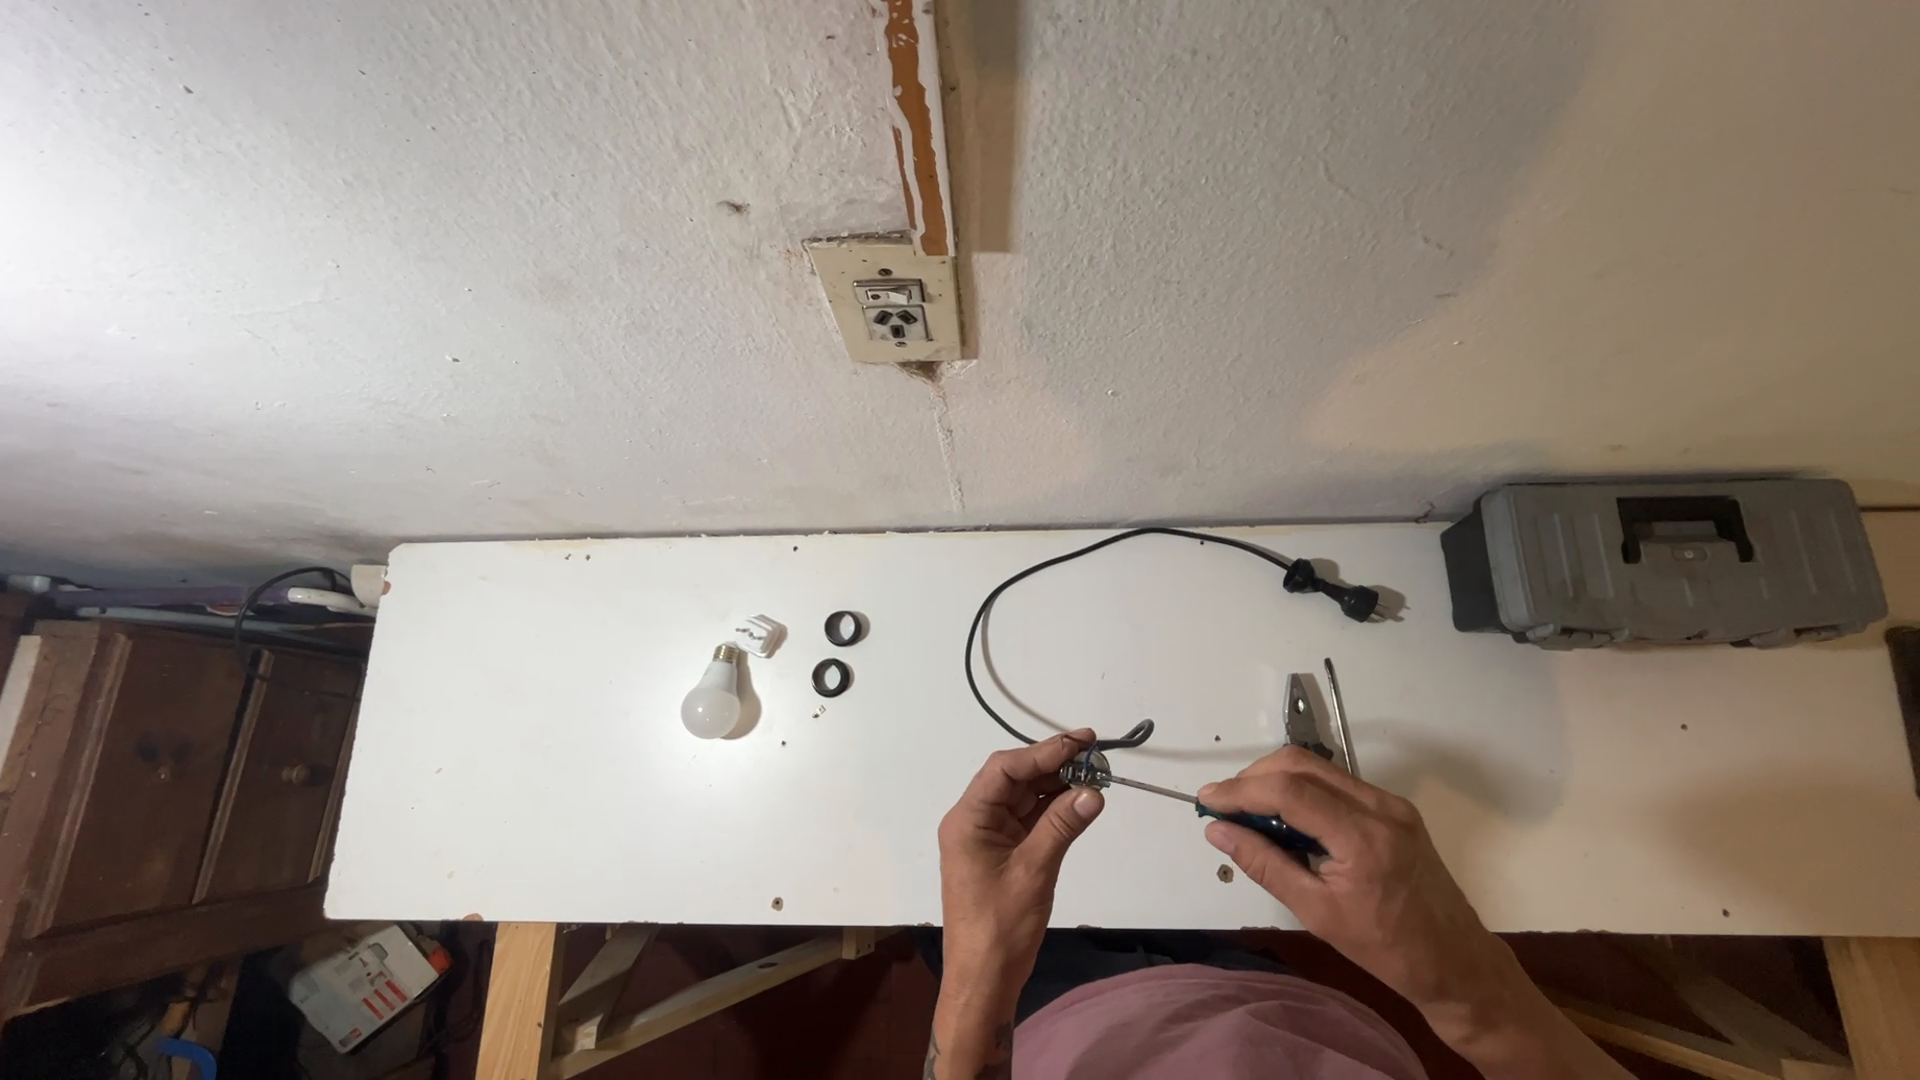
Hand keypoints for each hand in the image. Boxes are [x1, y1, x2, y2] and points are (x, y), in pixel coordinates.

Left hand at [937, 729, 1105, 999]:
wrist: (982, 981)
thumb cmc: (1000, 928)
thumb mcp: (1034, 872)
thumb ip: (1062, 826)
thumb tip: (1093, 791)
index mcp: (968, 818)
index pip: (1004, 770)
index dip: (1042, 751)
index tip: (1080, 741)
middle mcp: (974, 820)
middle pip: (1014, 779)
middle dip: (1053, 764)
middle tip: (1093, 751)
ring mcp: (988, 836)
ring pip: (1024, 797)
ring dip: (1056, 784)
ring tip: (1094, 771)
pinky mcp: (1002, 852)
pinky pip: (1029, 819)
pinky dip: (1054, 809)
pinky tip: (1080, 800)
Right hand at [1197, 747, 1517, 1023]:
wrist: (1457, 963)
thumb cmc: (1385, 948)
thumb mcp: (1315, 912)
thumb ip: (1263, 863)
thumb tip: (1217, 831)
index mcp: (1363, 838)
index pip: (1289, 791)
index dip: (1240, 790)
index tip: (1207, 800)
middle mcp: (1380, 807)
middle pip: (1301, 764)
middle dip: (1254, 777)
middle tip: (1226, 805)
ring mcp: (1390, 803)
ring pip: (1317, 767)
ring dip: (1275, 779)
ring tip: (1249, 811)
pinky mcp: (1393, 807)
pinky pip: (1335, 781)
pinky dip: (1300, 788)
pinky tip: (1286, 817)